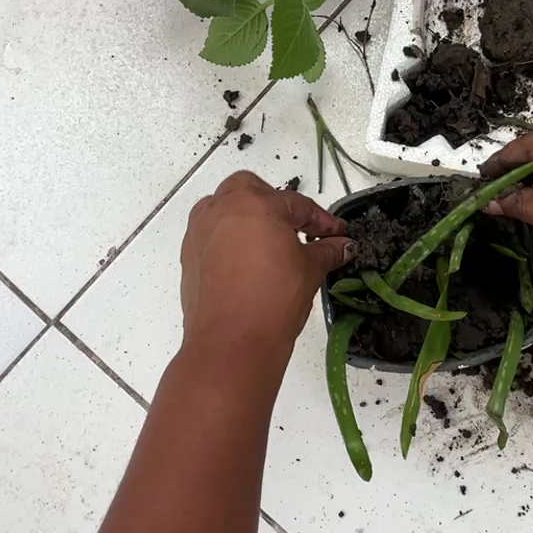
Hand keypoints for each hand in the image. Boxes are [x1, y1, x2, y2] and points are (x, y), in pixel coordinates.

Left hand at [178, 172, 353, 364]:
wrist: (230, 343)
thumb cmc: (275, 298)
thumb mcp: (310, 270)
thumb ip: (327, 251)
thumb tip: (344, 245)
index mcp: (256, 203)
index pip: (297, 205)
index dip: (322, 222)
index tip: (338, 235)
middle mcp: (222, 208)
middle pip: (249, 189)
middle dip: (274, 203)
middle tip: (295, 228)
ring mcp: (200, 231)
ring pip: (222, 207)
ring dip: (245, 216)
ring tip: (267, 242)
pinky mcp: (188, 256)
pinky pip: (210, 234)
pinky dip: (228, 239)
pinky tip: (246, 263)